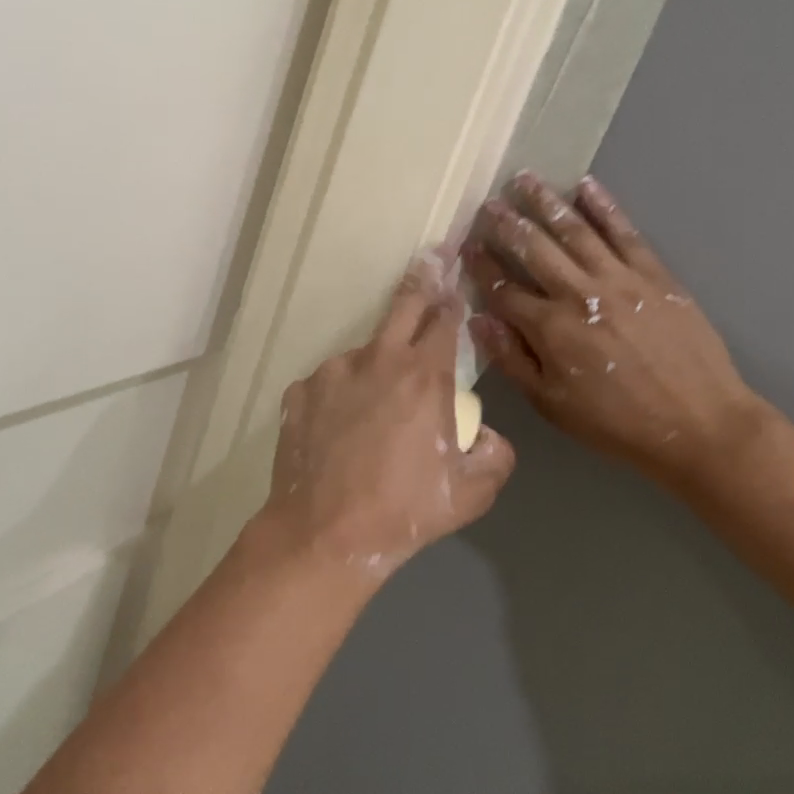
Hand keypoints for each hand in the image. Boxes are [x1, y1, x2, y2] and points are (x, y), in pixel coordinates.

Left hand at [256, 251, 516, 578]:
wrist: (325, 532)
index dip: (454, 299)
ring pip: (363, 355)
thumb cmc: (405, 510)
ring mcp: (332, 372)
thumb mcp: (471, 493)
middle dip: (422, 281)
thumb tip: (485, 435)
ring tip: (375, 410)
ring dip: (376, 365)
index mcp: (424, 376)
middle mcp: (377, 359)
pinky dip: (340, 396)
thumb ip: (494, 455)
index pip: (445, 320)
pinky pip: (329, 385)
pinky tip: (340, 430)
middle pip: (404, 306)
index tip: (456, 281)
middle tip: (430, 260)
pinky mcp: (300, 391)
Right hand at [463, 173, 768, 478]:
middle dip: (507, 224)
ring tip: (525, 179)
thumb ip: (512, 360)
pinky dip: (603, 206)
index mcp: (550, 329)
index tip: (464, 245)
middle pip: (534, 248)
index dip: (481, 265)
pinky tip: (586, 186)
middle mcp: (579, 293)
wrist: (699, 424)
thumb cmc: (618, 423)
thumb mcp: (552, 405)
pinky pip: (624, 231)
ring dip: (546, 202)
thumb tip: (478, 321)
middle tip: (488, 202)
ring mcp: (619, 278)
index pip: (503, 288)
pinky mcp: (654, 274)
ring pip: (574, 230)